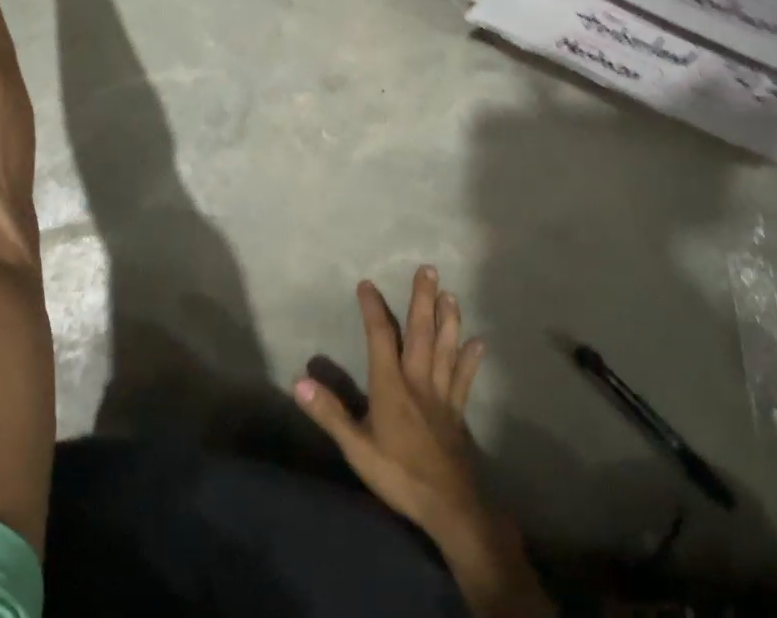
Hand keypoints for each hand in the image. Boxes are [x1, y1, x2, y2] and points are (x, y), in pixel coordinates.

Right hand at [295, 266, 486, 536]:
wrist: (450, 506)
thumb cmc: (399, 474)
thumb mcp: (356, 448)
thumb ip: (329, 413)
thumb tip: (298, 382)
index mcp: (391, 386)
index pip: (381, 338)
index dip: (373, 309)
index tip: (367, 285)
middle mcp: (419, 382)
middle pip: (421, 334)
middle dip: (422, 300)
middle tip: (428, 270)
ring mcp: (442, 396)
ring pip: (446, 349)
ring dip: (448, 320)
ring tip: (451, 294)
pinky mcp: (457, 413)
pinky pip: (464, 379)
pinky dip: (470, 360)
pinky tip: (477, 343)